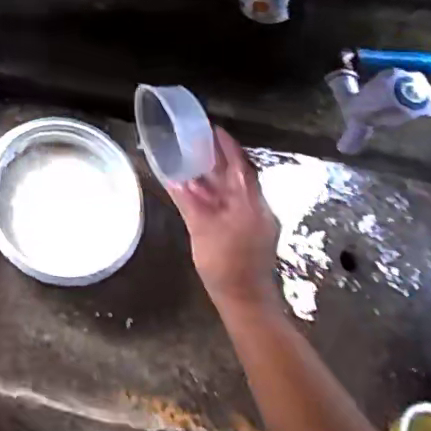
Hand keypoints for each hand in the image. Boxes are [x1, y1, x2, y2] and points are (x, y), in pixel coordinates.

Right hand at [163, 128, 281, 314]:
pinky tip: (198, 192)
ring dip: (216, 176)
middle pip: (239, 175)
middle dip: (219, 158)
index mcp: (250, 204)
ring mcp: (254, 220)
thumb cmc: (225, 265)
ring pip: (235, 190)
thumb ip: (188, 201)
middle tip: (197, 141)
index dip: (227, 145)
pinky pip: (232, 203)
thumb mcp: (201, 230)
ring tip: (192, 161)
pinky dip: (216, 194)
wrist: (246, 301)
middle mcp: (256, 207)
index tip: (212, 128)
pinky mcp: (249, 231)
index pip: (240, 165)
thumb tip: (173, 178)